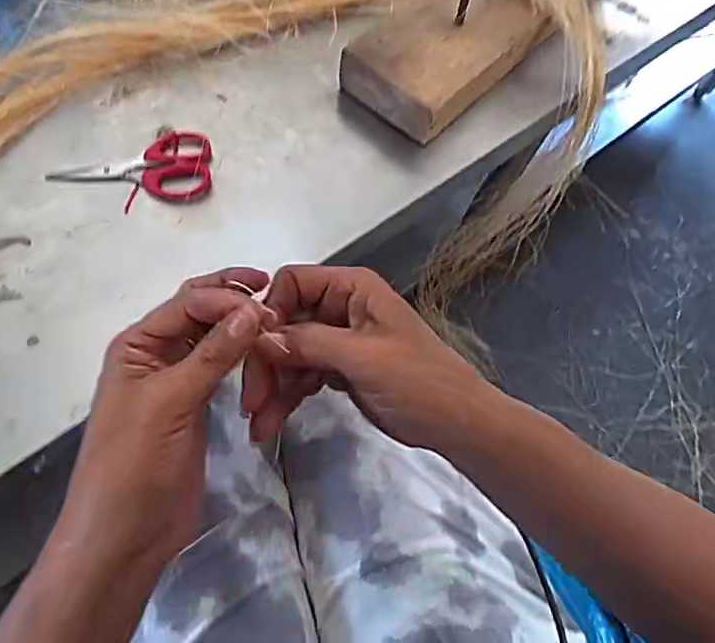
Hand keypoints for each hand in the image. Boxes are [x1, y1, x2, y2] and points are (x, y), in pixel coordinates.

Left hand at [53, 267, 274, 572]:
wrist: (124, 534)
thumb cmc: (134, 461)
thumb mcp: (169, 402)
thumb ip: (209, 356)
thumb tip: (250, 311)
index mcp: (137, 343)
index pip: (185, 304)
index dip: (224, 299)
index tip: (266, 306)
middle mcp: (154, 353)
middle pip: (195, 312)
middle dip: (229, 297)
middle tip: (272, 287)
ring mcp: (175, 380)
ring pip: (209, 338)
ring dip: (236, 325)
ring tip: (274, 319)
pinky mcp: (193, 406)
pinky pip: (217, 368)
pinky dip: (238, 355)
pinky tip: (261, 350)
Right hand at [243, 265, 501, 449]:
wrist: (464, 431)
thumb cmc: (421, 382)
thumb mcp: (363, 357)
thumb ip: (308, 342)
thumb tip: (258, 338)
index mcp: (349, 288)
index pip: (291, 282)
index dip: (270, 310)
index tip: (254, 346)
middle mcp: (338, 305)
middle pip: (284, 322)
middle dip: (265, 361)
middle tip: (250, 399)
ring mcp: (336, 338)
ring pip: (288, 353)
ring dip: (271, 386)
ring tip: (257, 422)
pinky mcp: (336, 368)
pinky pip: (300, 376)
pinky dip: (285, 396)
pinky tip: (270, 421)